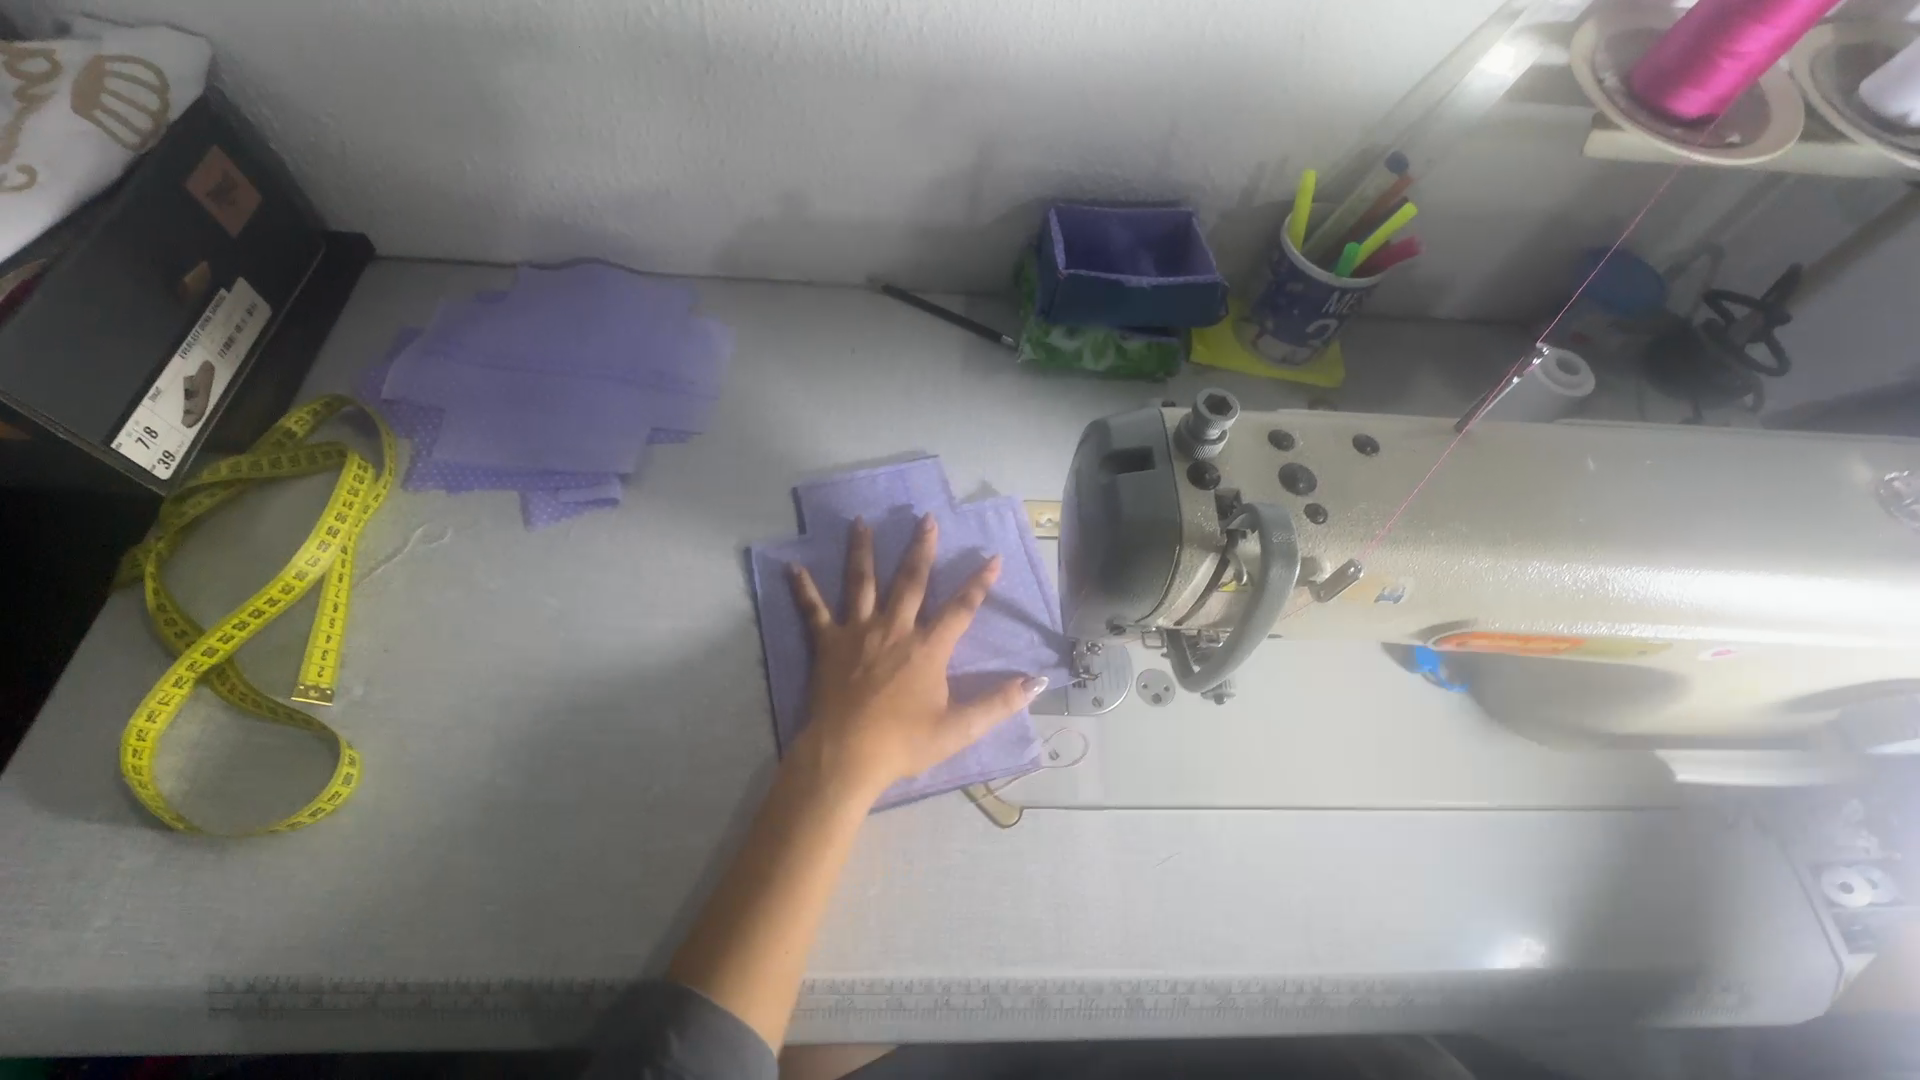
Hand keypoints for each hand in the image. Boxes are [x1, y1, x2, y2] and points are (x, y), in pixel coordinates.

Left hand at [786, 513, 1045, 802]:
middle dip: (921, 549)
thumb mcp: (959, 728)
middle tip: (926, 519)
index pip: (961, 609)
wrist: (847, 754)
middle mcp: (895, 629)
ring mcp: (858, 632)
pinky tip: (792, 567)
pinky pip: (813, 610)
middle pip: (911, 581)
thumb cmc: (904, 743)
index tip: (993, 558)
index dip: (979, 583)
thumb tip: (1037, 683)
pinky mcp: (827, 643)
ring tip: (860, 521)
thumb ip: (998, 703)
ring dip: (862, 551)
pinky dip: (803, 589)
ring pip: (862, 582)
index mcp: (928, 648)